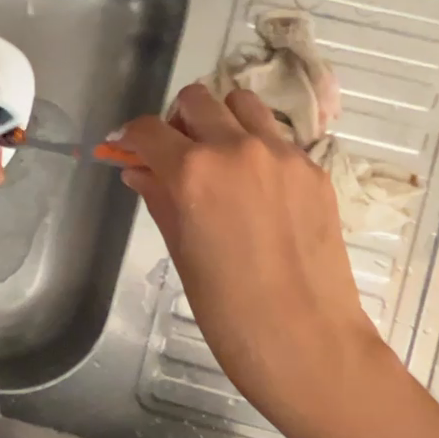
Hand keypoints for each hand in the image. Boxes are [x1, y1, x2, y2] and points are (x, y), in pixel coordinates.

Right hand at [115, 84, 393, 426]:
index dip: (129, 136)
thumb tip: (140, 172)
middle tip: (173, 153)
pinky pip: (276, 138)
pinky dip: (256, 146)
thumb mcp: (179, 250)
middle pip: (197, 100)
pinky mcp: (314, 170)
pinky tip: (254, 187)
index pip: (148, 130)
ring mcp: (283, 154)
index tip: (123, 146)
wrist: (304, 338)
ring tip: (216, 156)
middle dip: (176, 120)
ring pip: (242, 104)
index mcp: (193, 170)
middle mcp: (237, 148)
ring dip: (220, 119)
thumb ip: (159, 199)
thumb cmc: (226, 307)